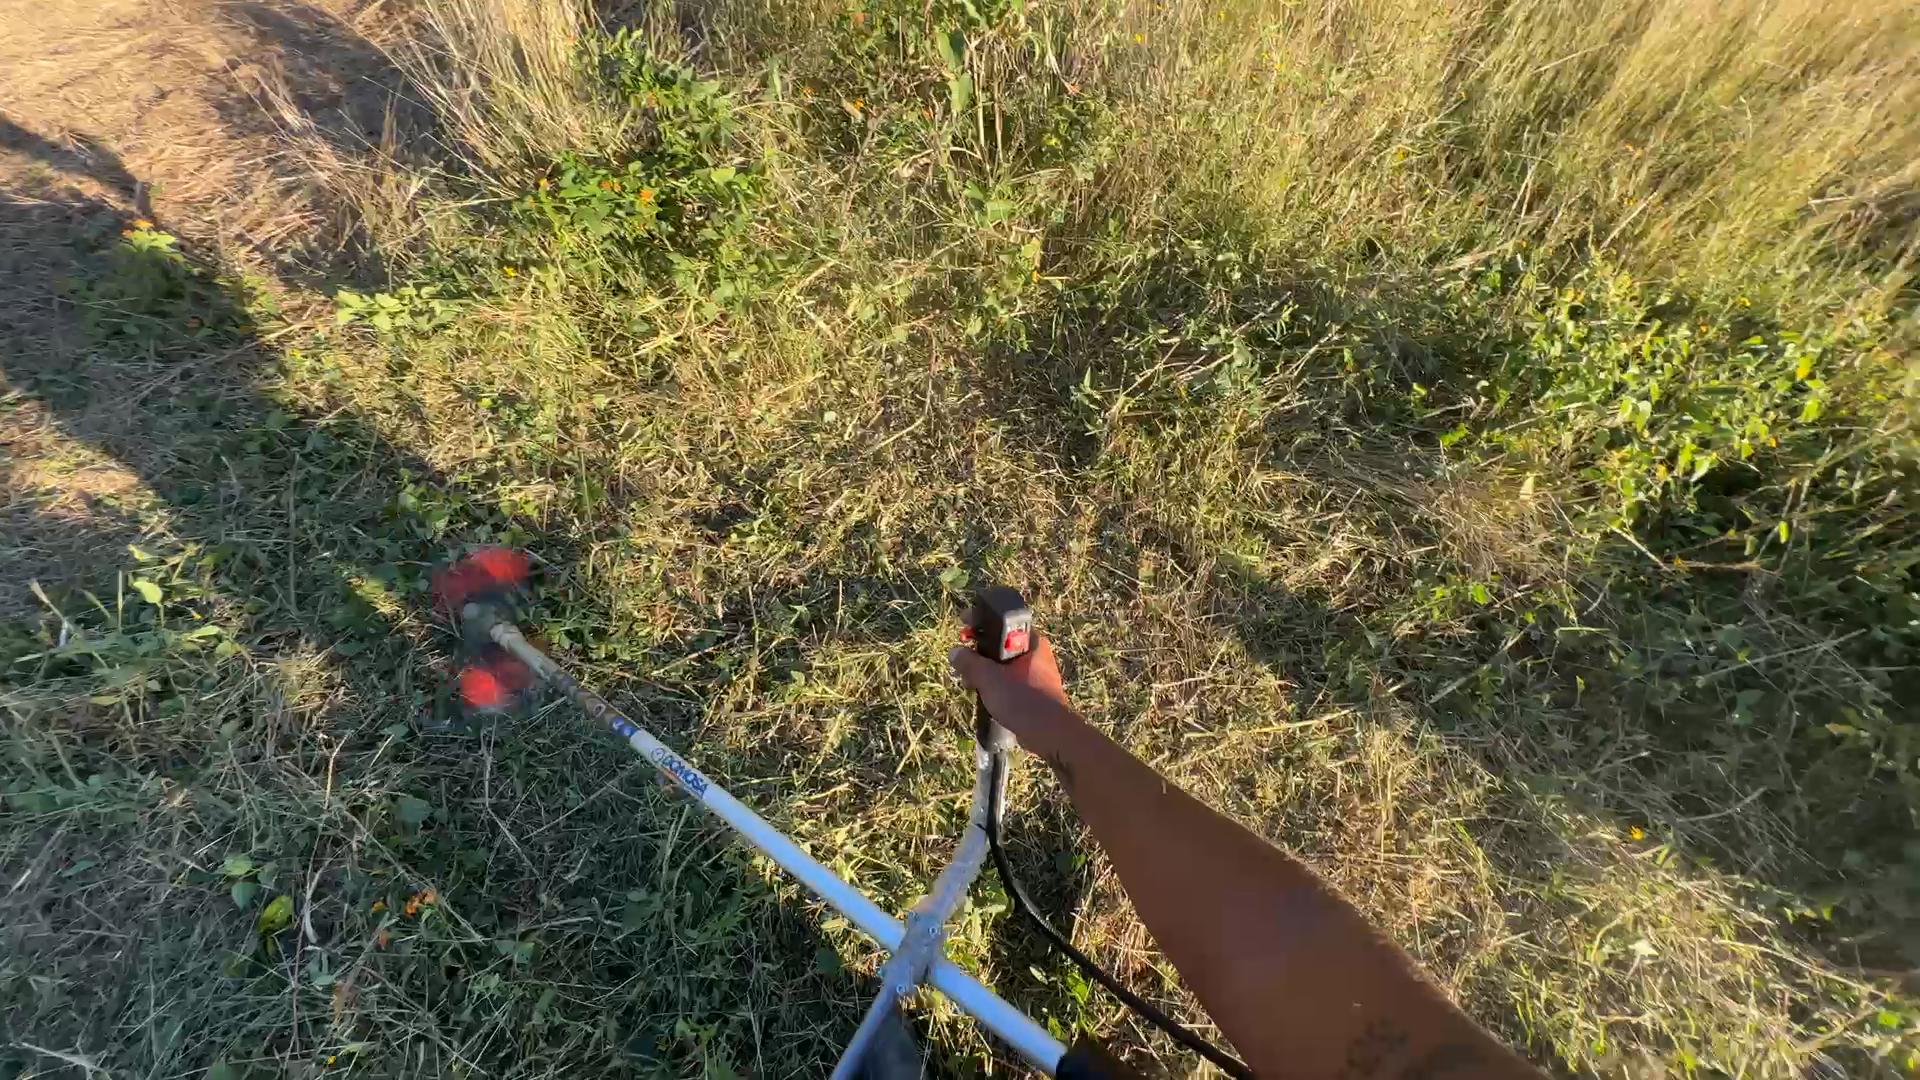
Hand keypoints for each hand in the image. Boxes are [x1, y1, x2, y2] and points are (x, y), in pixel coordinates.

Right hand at [948, 630, 1081, 754]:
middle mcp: (1036, 653)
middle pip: (1000, 645)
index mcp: (1031, 641)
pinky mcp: (1033, 691)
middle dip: (978, 652)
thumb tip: (955, 652)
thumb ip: (970, 663)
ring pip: (1003, 665)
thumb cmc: (1022, 698)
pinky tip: (981, 694)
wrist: (1050, 733)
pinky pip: (1008, 680)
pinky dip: (994, 684)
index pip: (1003, 622)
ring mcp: (1035, 673)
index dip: (981, 622)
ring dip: (983, 671)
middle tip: (961, 660)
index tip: (964, 624)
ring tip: (967, 682)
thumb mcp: (989, 678)